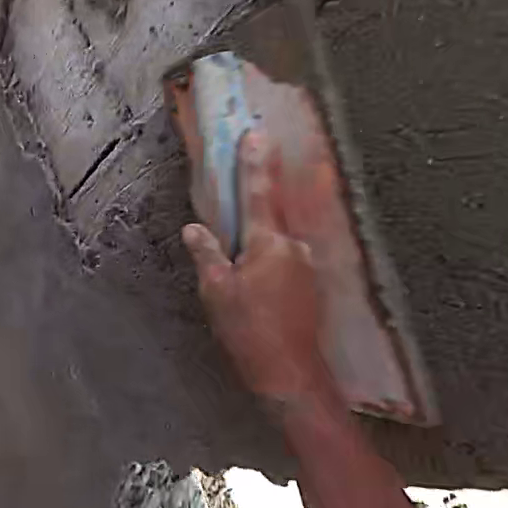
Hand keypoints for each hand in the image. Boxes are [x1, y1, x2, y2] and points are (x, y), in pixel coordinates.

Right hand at [183, 133, 334, 408]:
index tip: (255, 133)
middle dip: (262, 189)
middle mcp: (294, 244)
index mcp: (268, 242)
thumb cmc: (249, 332)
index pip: (257, 193)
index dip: (254, 162)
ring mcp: (307, 262)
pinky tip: (264, 274)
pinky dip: (275, 253)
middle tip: (252, 171)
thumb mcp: (217, 293)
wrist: (291, 374)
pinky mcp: (312, 280)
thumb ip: (208, 255)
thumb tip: (194, 229)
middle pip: (272, 210)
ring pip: (281, 236)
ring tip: (248, 255)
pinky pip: (289, 254)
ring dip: (265, 233)